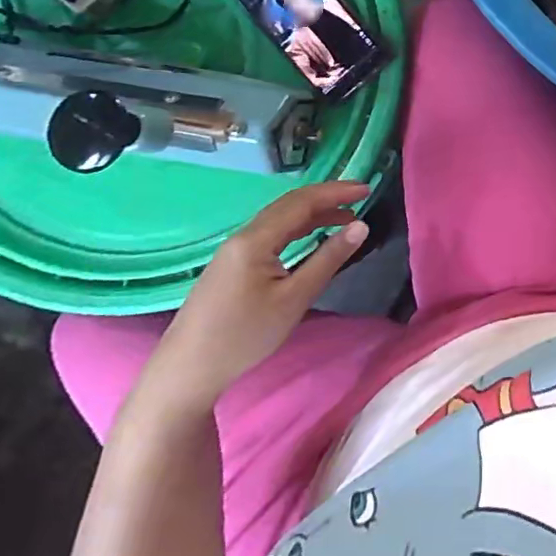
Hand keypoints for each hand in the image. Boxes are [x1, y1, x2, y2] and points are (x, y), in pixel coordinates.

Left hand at [139, 182, 371, 410]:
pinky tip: (309, 238)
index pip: (302, 202)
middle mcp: (244, 235)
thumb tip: (358, 227)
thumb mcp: (293, 300)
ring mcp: (234, 249)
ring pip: (278, 220)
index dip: (335, 192)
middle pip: (289, 206)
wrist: (189, 367)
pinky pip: (269, 235)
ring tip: (344, 218)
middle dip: (326, 198)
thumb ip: (327, 260)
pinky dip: (295, 230)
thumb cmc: (245, 336)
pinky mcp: (232, 264)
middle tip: (360, 199)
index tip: (366, 189)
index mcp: (256, 238)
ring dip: (312, 215)